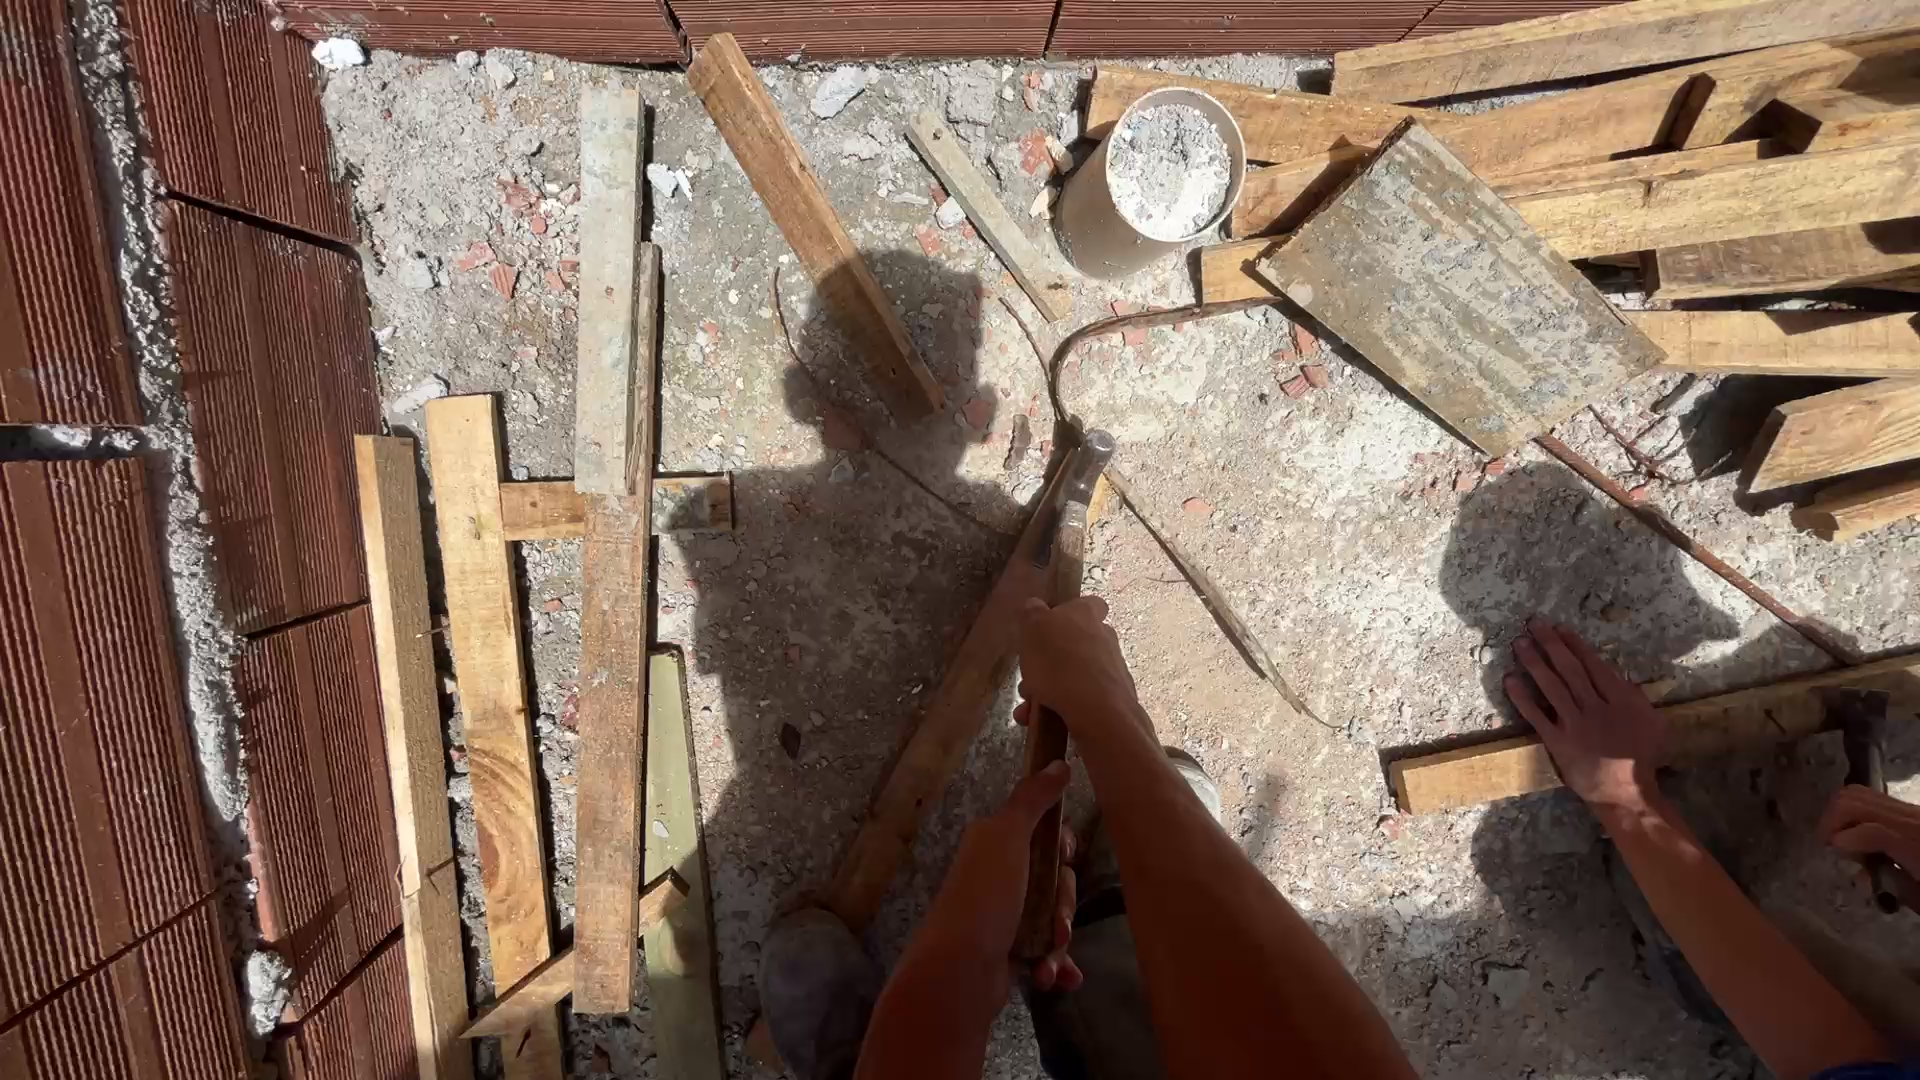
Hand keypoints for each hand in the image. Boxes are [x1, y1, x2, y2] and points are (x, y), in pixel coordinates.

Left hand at [918, 761, 1083, 992]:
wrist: (958, 972)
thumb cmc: (984, 896)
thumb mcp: (1008, 836)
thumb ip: (1033, 799)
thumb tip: (1059, 762)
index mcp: (995, 843)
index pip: (1042, 833)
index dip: (1061, 844)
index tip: (1066, 854)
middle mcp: (998, 876)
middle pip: (1054, 879)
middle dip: (1063, 903)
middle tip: (1057, 921)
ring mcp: (1004, 917)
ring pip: (1053, 918)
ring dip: (1059, 940)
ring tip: (1049, 956)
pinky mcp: (1010, 954)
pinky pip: (1047, 955)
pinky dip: (1056, 966)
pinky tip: (1056, 977)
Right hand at [1016, 597, 1142, 736]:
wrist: (1097, 711)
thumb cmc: (1059, 662)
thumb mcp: (1034, 629)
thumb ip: (1033, 614)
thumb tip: (1036, 606)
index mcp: (1086, 615)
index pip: (1088, 603)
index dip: (1069, 613)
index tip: (1051, 626)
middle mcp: (1105, 637)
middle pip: (1076, 643)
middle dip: (1050, 661)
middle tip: (1029, 676)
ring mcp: (1112, 669)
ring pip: (1074, 675)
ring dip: (1050, 689)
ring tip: (1028, 709)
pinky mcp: (1113, 698)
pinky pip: (1081, 699)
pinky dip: (1061, 709)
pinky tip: (1042, 723)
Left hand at [1503, 617, 1663, 814]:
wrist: (1628, 793)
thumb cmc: (1640, 757)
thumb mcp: (1651, 723)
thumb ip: (1633, 697)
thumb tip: (1612, 673)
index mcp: (1624, 702)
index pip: (1594, 666)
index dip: (1575, 645)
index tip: (1559, 628)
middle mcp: (1598, 709)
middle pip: (1569, 670)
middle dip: (1551, 644)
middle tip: (1533, 623)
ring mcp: (1575, 724)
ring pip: (1551, 686)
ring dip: (1533, 662)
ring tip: (1519, 643)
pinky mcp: (1557, 740)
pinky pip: (1535, 714)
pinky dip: (1521, 696)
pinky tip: (1508, 678)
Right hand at [1820, 786, 1919, 875]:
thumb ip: (1893, 884)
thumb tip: (1861, 868)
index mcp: (1917, 844)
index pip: (1869, 832)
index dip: (1845, 845)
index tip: (1843, 860)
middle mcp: (1916, 821)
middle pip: (1852, 803)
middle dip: (1832, 823)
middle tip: (1833, 845)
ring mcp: (1916, 812)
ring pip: (1857, 794)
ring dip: (1841, 814)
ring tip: (1845, 836)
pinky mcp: (1916, 812)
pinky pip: (1874, 800)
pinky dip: (1858, 813)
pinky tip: (1866, 833)